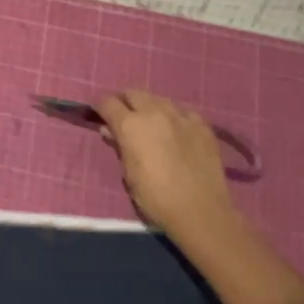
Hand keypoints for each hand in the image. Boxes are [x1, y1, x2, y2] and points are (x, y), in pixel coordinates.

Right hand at [96, 89, 236, 231]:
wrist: (199, 210)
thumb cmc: (154, 196)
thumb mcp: (128, 173)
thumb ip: (119, 146)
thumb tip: (110, 131)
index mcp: (131, 126)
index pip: (108, 102)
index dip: (101, 108)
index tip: (100, 117)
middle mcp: (155, 113)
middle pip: (133, 93)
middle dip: (124, 102)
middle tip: (123, 118)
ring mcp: (182, 117)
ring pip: (159, 99)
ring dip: (149, 107)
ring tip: (150, 124)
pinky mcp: (202, 125)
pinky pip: (183, 112)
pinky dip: (174, 117)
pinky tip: (176, 132)